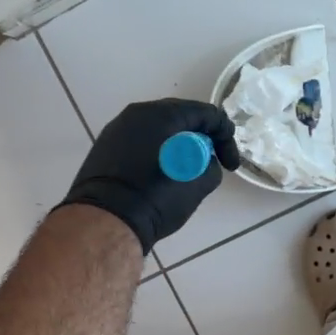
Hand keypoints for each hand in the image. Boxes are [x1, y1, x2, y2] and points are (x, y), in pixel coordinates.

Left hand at [59, 98, 240, 254]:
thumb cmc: (156, 199)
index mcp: (163, 114)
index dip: (226, 137)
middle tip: (211, 163)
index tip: (230, 165)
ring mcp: (117, 129)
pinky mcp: (105, 148)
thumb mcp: (197, 185)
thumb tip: (203, 163)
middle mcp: (137, 113)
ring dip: (177, 147)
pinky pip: (140, 144)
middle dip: (200, 139)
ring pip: (158, 131)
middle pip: (180, 118)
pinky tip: (160, 175)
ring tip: (185, 171)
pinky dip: (157, 154)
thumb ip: (210, 167)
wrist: (106, 221)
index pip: (206, 114)